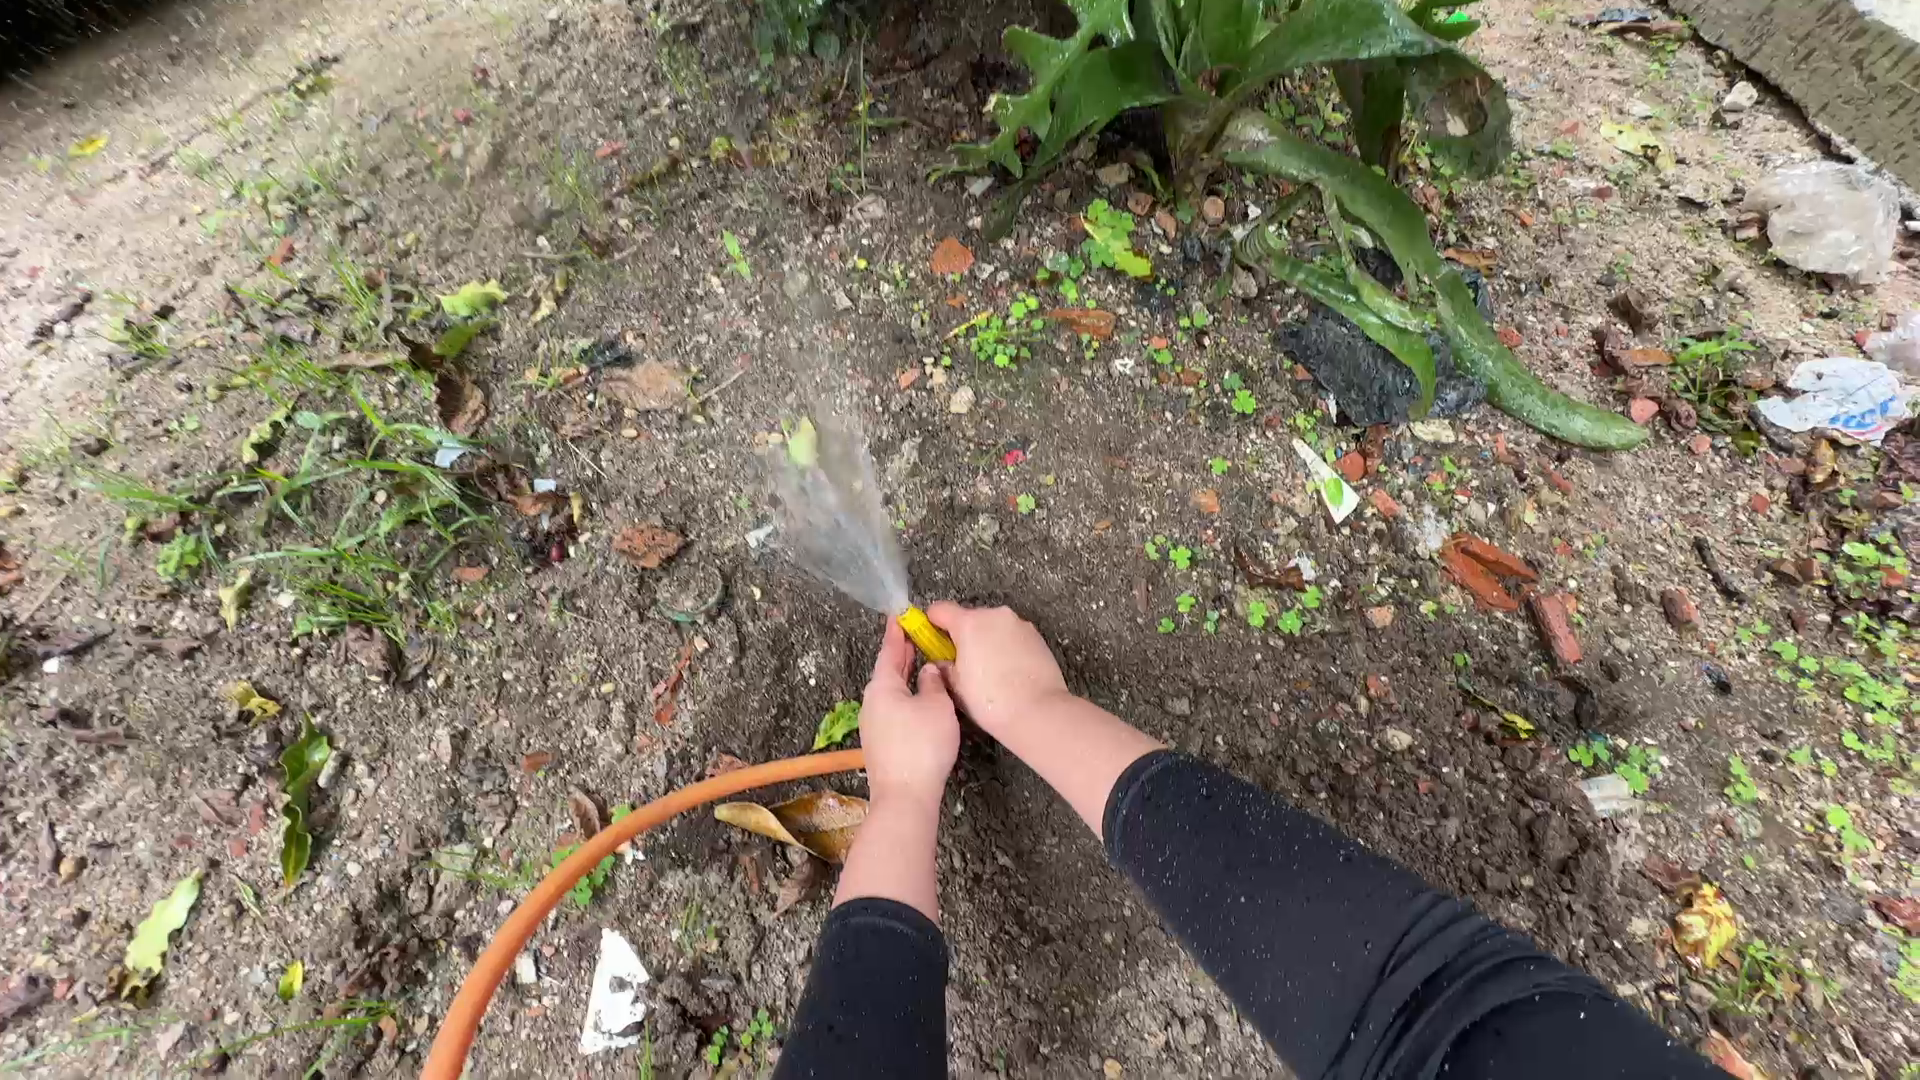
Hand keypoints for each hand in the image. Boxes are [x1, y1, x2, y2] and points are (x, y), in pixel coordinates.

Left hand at [858, 617, 959, 808]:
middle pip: (888, 671)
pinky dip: (906, 696)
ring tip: (919, 663)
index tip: (899, 616)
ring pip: (891, 691)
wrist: (905, 796)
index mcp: (883, 687)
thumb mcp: (937, 706)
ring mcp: (875, 724)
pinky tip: (919, 699)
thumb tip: (929, 670)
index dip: (896, 633)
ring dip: (905, 676)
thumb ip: (934, 683)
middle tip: (913, 635)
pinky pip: (894, 708)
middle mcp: (873, 702)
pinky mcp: (882, 742)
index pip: (889, 651)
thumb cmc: (922, 746)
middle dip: (901, 653)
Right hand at [923, 602, 1068, 734]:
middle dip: (962, 636)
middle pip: (969, 617)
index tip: (931, 636)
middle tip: (961, 663)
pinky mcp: (1036, 636)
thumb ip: (944, 665)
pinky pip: (1012, 635)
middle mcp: (995, 616)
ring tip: (988, 672)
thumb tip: (942, 661)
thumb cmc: (992, 701)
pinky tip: (1007, 672)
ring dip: (986, 641)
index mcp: (969, 623)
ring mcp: (1018, 624)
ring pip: (992, 626)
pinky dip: (1005, 647)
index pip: (940, 609)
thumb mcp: (955, 685)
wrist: (1037, 711)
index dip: (931, 622)